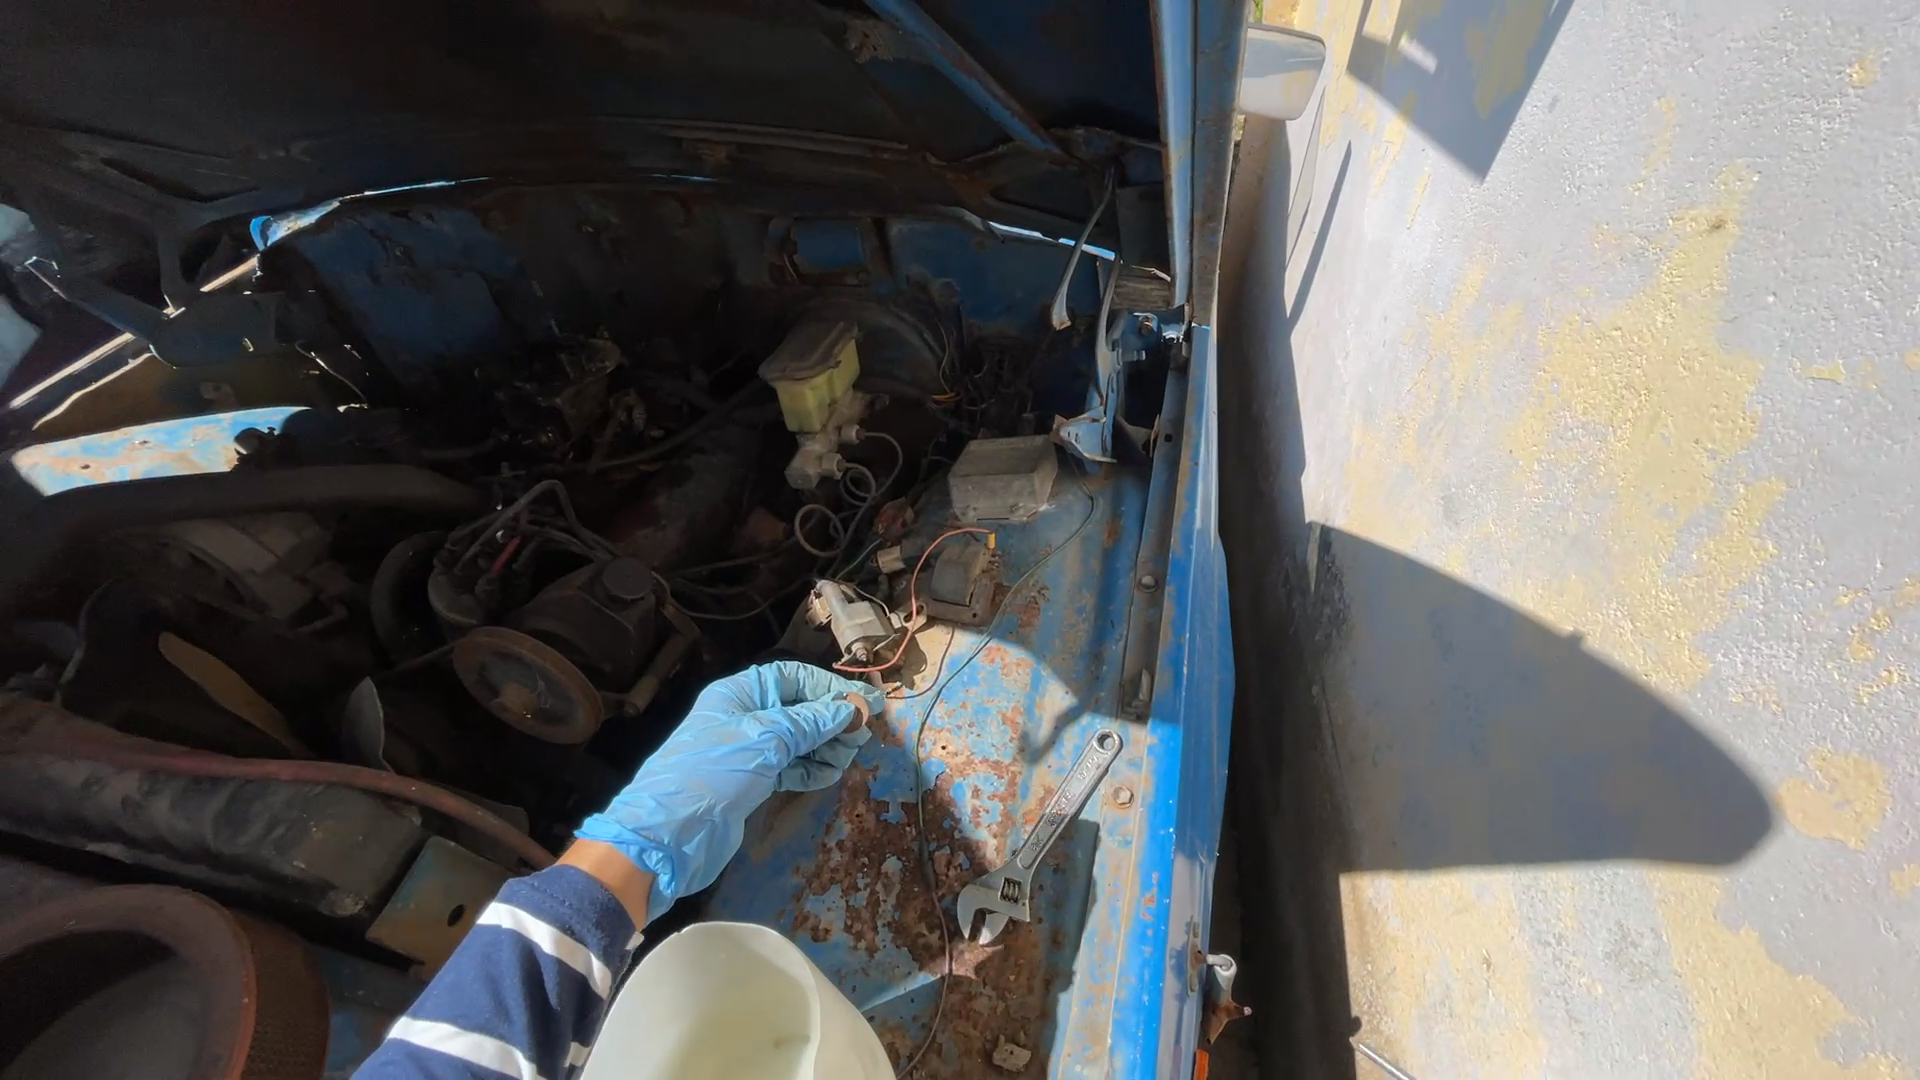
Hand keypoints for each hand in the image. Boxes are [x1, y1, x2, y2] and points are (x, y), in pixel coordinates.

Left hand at [573, 660, 883, 921]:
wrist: (668, 836)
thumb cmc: (716, 772)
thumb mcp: (767, 738)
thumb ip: (813, 722)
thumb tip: (854, 710)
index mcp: (741, 693)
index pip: (794, 677)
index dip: (830, 688)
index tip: (864, 703)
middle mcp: (745, 715)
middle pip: (800, 708)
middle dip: (832, 720)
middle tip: (861, 737)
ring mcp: (748, 750)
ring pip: (799, 740)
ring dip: (826, 747)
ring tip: (846, 759)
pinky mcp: (752, 781)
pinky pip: (790, 766)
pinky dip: (811, 769)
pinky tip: (828, 775)